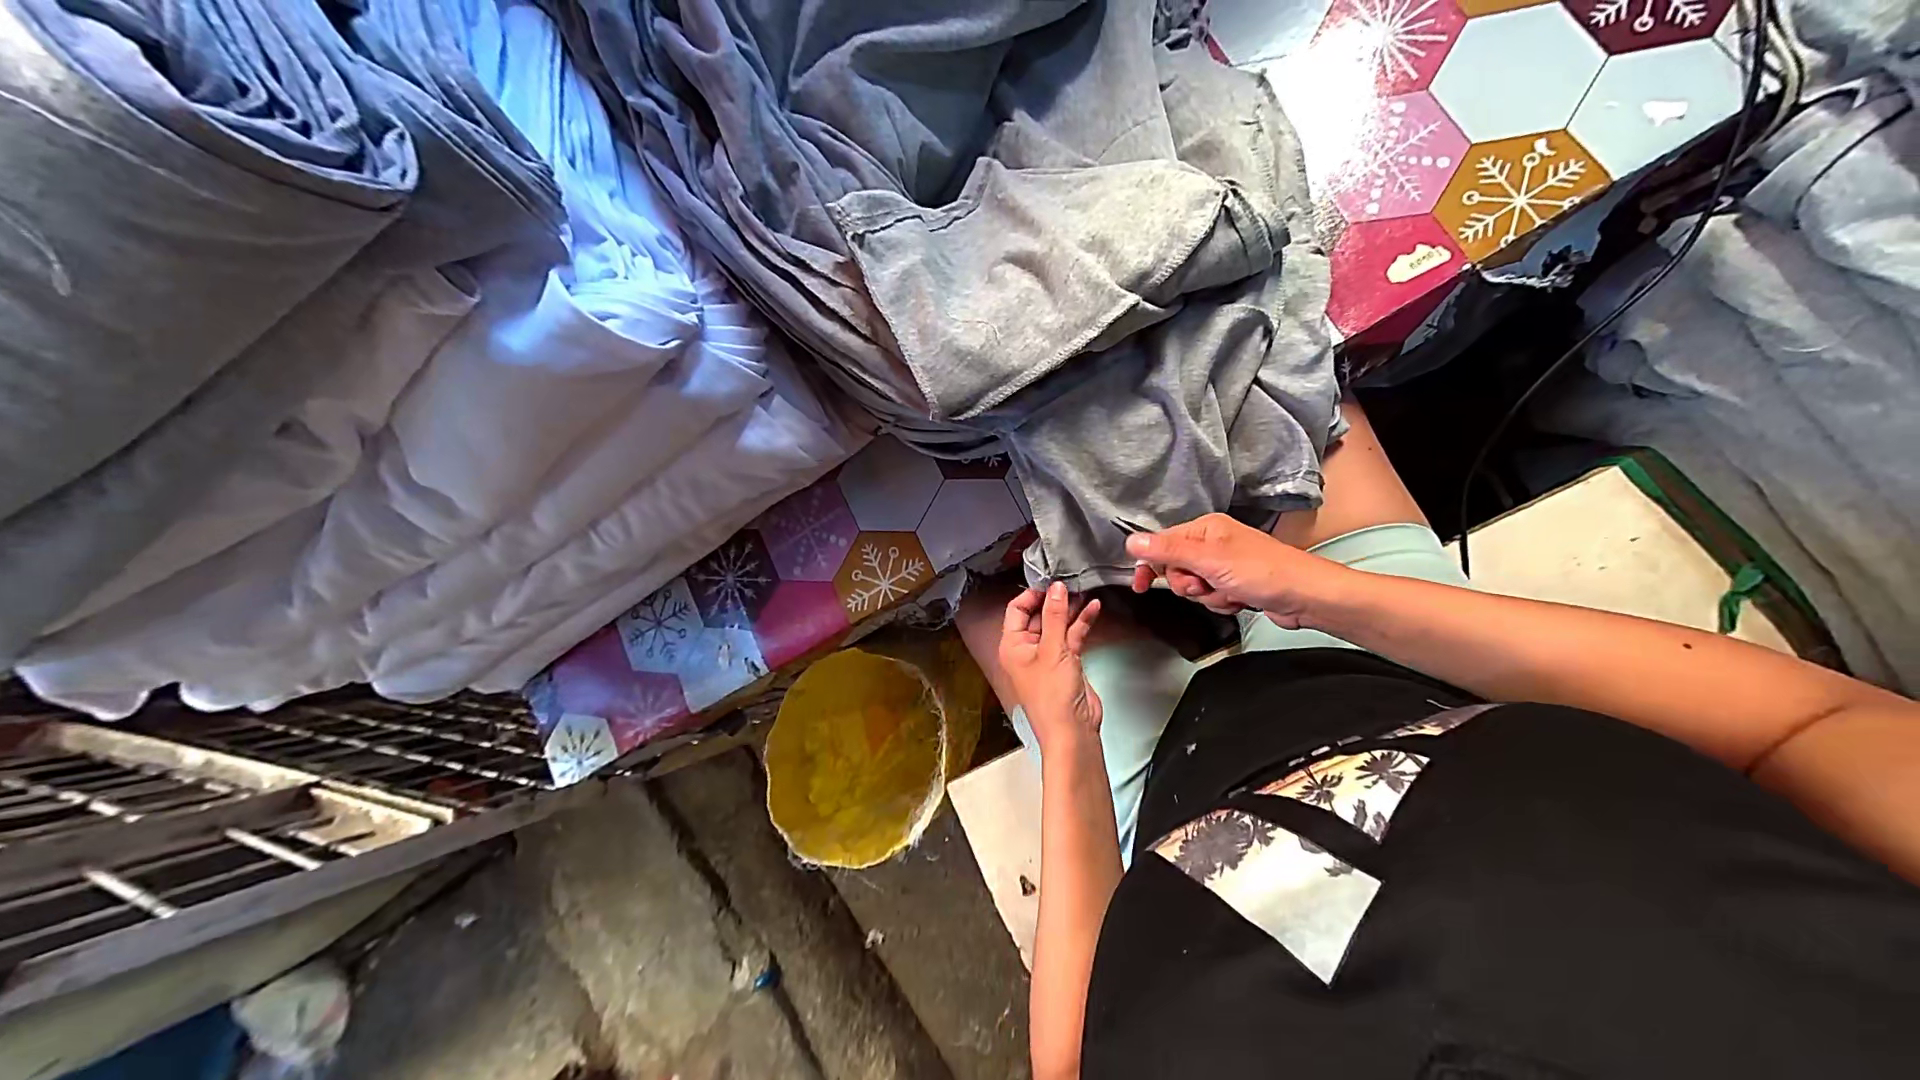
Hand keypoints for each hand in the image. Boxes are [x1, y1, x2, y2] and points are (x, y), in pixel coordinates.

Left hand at [998, 582, 1103, 751]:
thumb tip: (1056, 588)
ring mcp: (1047, 655)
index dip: (1032, 595)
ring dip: (1071, 609)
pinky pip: (1072, 636)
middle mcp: (1027, 649)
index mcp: (1012, 645)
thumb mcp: (1052, 649)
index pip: (1016, 610)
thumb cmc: (1052, 697)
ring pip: (1058, 624)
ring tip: (1084, 591)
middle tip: (1070, 583)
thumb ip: (1055, 616)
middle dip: (1055, 600)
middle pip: (1038, 615)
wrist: (1072, 730)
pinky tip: (1093, 609)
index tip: (1050, 583)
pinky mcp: (1066, 662)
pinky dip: (1081, 623)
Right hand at [1125, 512, 1344, 626]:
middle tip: (1204, 585)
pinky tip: (1238, 600)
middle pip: (1176, 568)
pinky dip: (1221, 602)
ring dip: (1206, 596)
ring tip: (1228, 593)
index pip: (1162, 544)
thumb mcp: (1208, 560)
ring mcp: (1224, 564)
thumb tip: (1132, 541)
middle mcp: (1213, 543)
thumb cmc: (1262, 572)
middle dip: (1187, 584)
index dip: (1151, 565)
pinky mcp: (1234, 583)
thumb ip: (1168, 551)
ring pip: (1193, 586)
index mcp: (1205, 528)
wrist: (1305, 596)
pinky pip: (1211, 596)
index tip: (1141, 584)